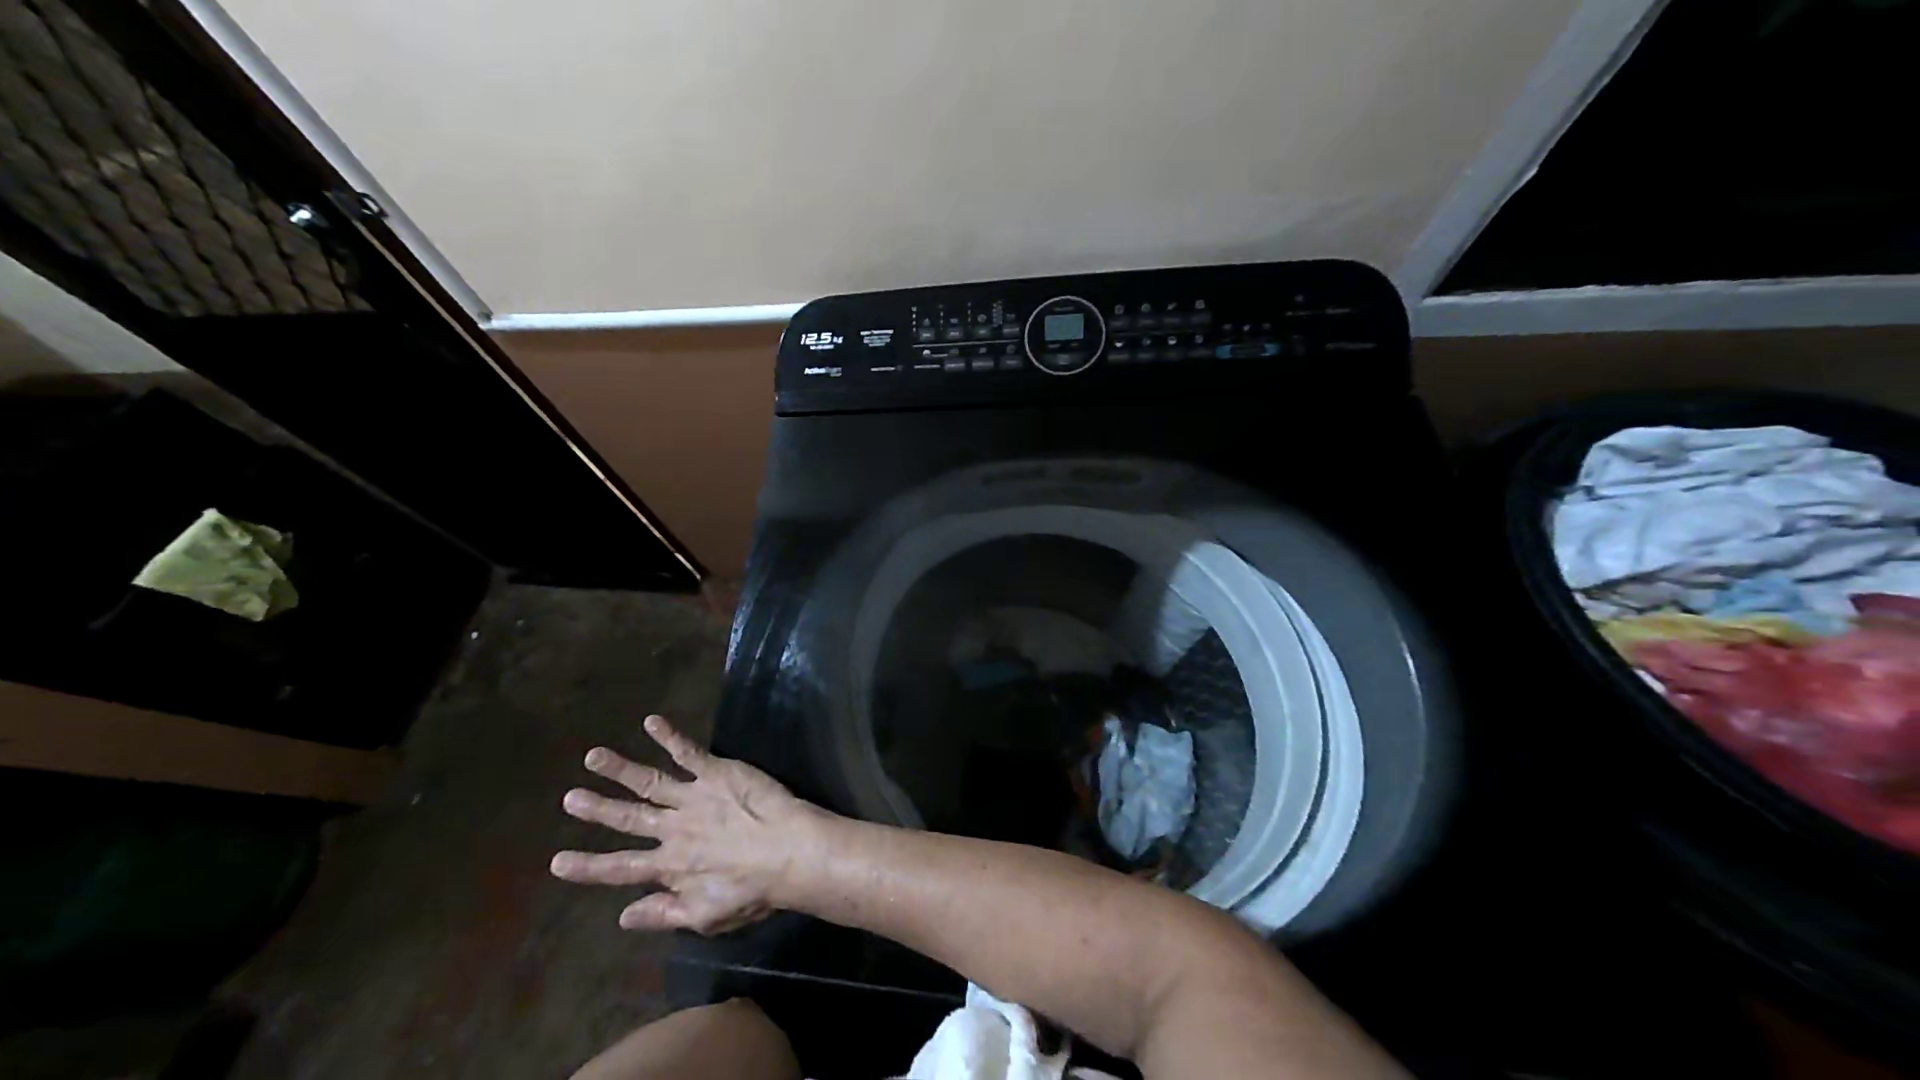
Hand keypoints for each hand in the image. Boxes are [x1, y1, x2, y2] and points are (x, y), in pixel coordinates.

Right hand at [549, 714, 831, 933]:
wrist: (790, 851)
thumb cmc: (755, 888)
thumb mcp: (706, 917)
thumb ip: (663, 914)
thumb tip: (622, 917)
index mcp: (671, 866)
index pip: (620, 869)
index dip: (589, 867)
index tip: (557, 862)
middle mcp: (674, 829)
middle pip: (628, 818)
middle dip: (597, 809)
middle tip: (568, 798)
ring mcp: (693, 798)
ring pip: (649, 782)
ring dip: (620, 769)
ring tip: (594, 756)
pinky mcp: (716, 773)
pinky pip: (687, 752)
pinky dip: (669, 736)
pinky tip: (652, 721)